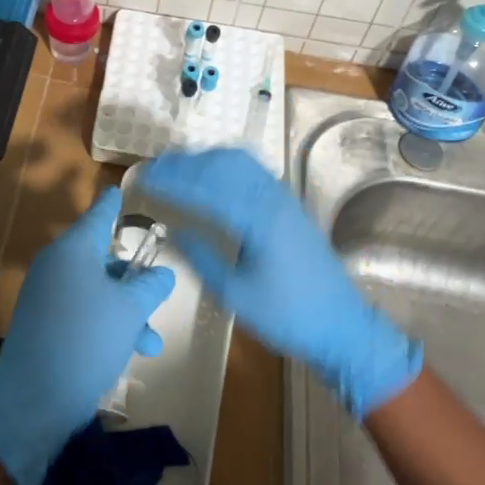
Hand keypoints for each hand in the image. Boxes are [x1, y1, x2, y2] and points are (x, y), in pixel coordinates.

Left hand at [0, 186, 175, 484]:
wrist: (33, 401)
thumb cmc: (86, 341)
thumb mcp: (129, 311)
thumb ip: (148, 287)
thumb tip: (160, 274)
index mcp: (72, 251)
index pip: (97, 216)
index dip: (111, 205)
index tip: (117, 192)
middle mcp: (55, 267)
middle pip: (100, 260)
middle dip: (133, 280)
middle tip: (157, 293)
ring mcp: (45, 298)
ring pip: (95, 293)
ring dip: (125, 313)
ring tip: (150, 344)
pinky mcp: (42, 328)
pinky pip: (81, 315)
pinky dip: (105, 327)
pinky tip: (127, 354)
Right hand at [136, 149, 422, 417]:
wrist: (341, 326)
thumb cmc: (288, 317)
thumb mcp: (236, 295)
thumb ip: (201, 258)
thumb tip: (170, 230)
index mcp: (257, 218)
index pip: (205, 186)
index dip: (171, 180)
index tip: (142, 180)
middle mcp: (271, 198)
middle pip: (220, 163)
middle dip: (182, 164)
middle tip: (150, 171)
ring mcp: (283, 197)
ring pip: (237, 161)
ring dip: (202, 159)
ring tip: (173, 170)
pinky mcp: (288, 203)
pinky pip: (251, 170)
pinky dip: (223, 164)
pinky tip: (208, 177)